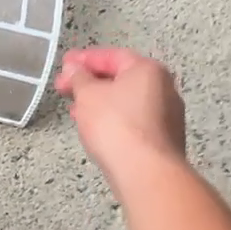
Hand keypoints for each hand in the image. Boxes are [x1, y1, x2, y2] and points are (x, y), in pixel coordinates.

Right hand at [56, 47, 185, 186]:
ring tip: (74, 109)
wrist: (146, 173)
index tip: (63, 65)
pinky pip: (133, 119)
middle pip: (121, 77)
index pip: (111, 56)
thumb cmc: (115, 124)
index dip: (84, 59)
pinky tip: (93, 127)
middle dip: (90, 82)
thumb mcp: (87, 94)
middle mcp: (164, 88)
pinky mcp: (163, 138)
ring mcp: (167, 115)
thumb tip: (74, 68)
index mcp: (148, 70)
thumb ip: (78, 77)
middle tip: (64, 87)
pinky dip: (112, 118)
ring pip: (126, 100)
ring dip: (98, 101)